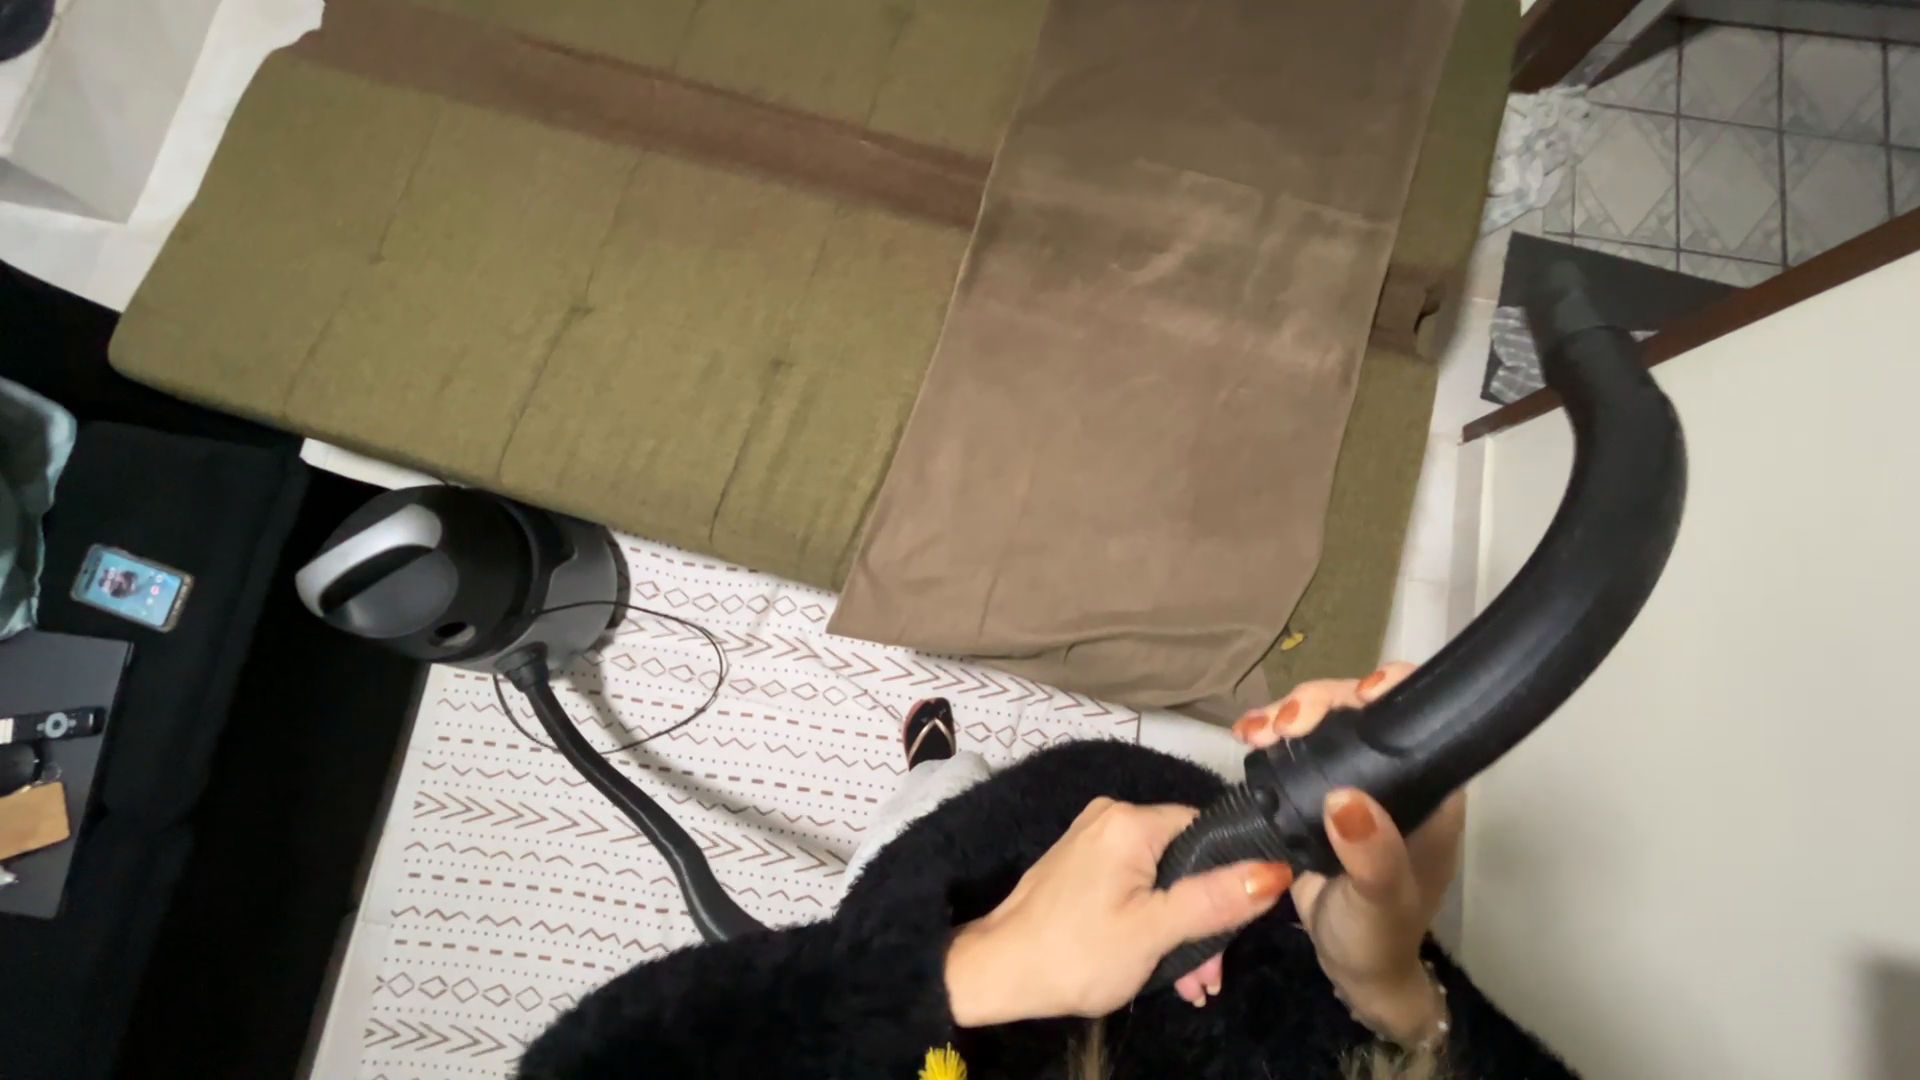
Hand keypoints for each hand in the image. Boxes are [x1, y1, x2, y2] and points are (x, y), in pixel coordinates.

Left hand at [943, 798, 1292, 1025]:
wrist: (1001, 969)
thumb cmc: (1079, 951)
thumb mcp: (1155, 931)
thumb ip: (1214, 899)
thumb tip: (1273, 870)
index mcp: (1129, 820)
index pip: (1204, 827)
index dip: (1230, 872)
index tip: (1241, 923)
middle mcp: (1111, 816)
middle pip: (1183, 856)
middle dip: (1203, 915)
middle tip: (1208, 974)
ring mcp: (1094, 837)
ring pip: (1161, 875)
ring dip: (1180, 926)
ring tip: (1189, 983)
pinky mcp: (1083, 861)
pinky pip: (1134, 881)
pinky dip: (1152, 917)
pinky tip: (1161, 963)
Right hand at [1231, 662, 1463, 1042]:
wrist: (1347, 963)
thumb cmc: (1379, 934)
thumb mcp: (1381, 903)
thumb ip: (1372, 857)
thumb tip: (1345, 800)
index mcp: (1425, 791)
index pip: (1415, 722)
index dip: (1390, 695)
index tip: (1356, 699)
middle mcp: (1388, 775)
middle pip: (1355, 710)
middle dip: (1315, 704)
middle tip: (1279, 726)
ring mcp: (1347, 778)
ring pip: (1318, 720)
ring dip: (1282, 715)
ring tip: (1251, 733)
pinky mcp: (1308, 788)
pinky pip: (1289, 746)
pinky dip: (1265, 733)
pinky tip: (1244, 737)